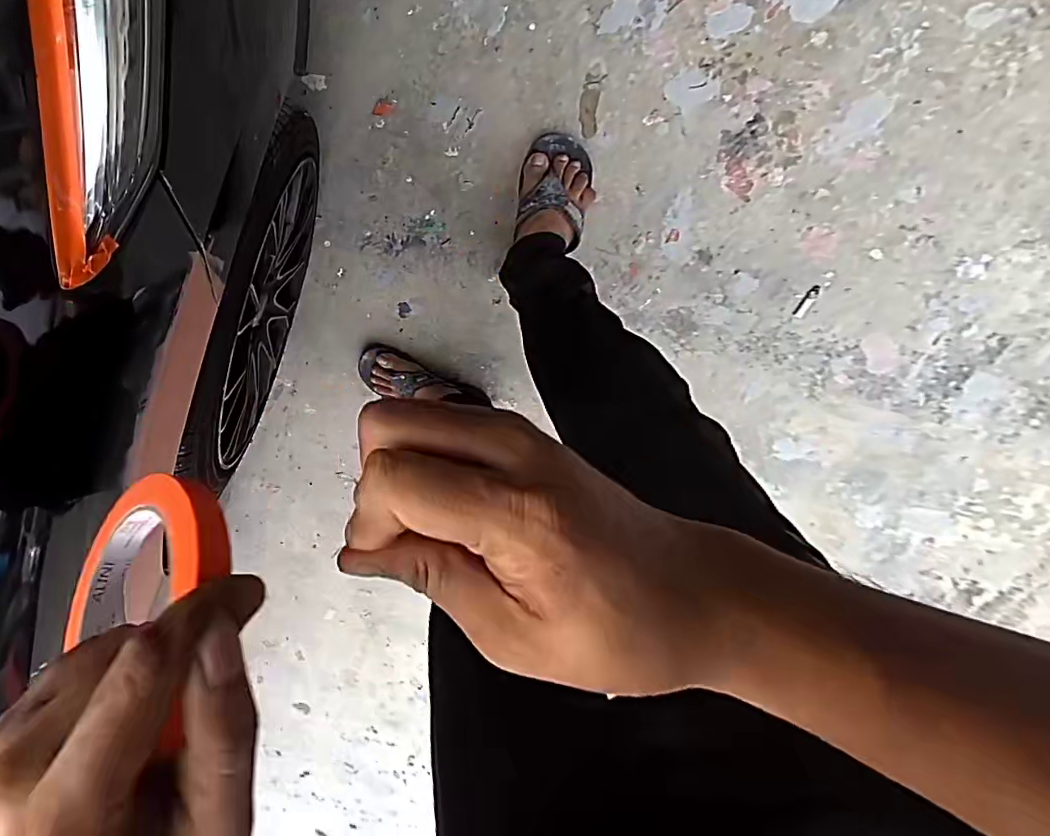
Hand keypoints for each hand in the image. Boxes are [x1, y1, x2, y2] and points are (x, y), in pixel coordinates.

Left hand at [0, 575, 265, 835]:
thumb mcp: (209, 823)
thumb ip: (222, 729)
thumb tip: (220, 635)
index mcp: (62, 808)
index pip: (143, 663)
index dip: (200, 612)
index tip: (237, 592)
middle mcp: (14, 772)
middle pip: (124, 653)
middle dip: (178, 652)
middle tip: (208, 687)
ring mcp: (0, 754)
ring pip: (100, 651)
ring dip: (146, 667)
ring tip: (163, 729)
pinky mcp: (0, 737)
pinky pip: (73, 670)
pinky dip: (113, 680)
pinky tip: (130, 724)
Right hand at [339, 399, 746, 697]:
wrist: (690, 589)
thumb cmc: (615, 631)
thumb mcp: (512, 636)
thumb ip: (429, 577)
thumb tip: (359, 552)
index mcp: (514, 510)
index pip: (394, 476)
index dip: (367, 521)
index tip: (380, 560)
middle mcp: (509, 448)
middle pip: (384, 424)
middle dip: (371, 482)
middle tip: (397, 537)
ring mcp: (512, 427)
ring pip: (402, 413)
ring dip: (391, 467)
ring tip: (424, 526)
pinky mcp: (513, 425)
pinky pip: (432, 419)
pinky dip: (416, 456)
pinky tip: (445, 507)